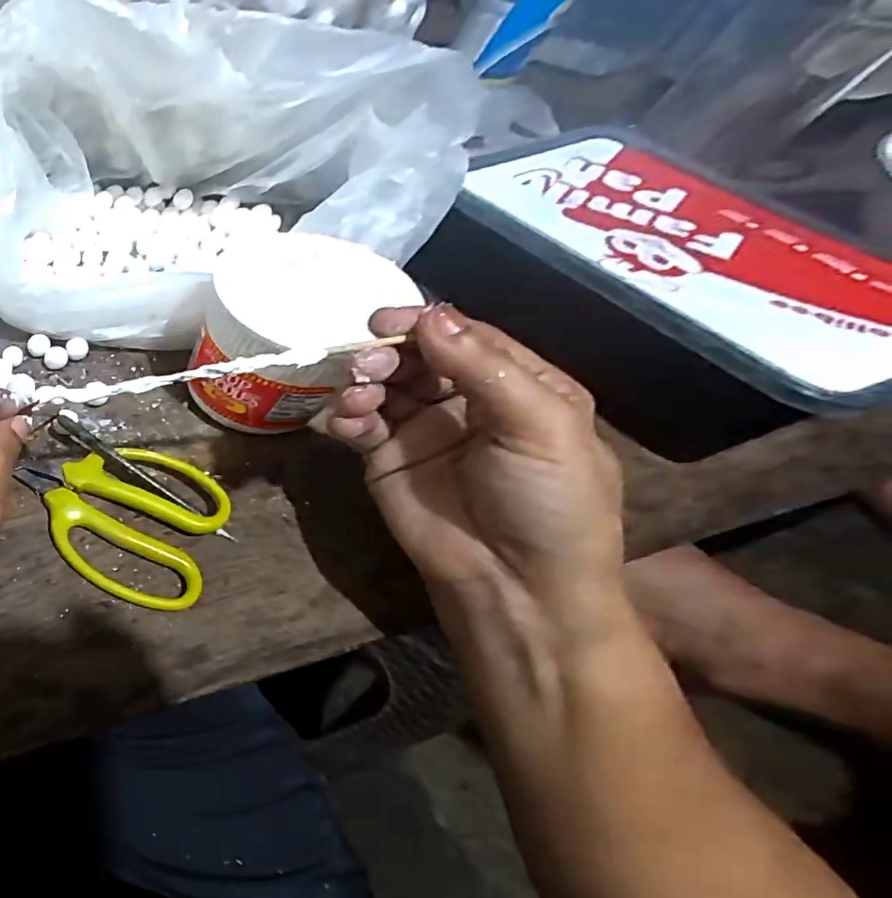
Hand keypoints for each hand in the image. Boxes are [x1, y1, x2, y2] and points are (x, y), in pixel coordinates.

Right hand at [316, 304, 624, 612]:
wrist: (512, 582)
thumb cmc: (548, 501)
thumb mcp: (539, 426)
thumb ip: (485, 368)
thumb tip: (431, 315)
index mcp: (518, 384)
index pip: (466, 338)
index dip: (427, 324)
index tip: (385, 320)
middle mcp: (465, 401)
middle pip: (417, 358)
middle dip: (388, 354)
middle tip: (366, 364)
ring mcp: (421, 430)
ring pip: (383, 388)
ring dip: (363, 384)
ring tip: (358, 400)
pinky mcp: (384, 459)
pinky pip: (359, 426)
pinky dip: (347, 418)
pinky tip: (349, 425)